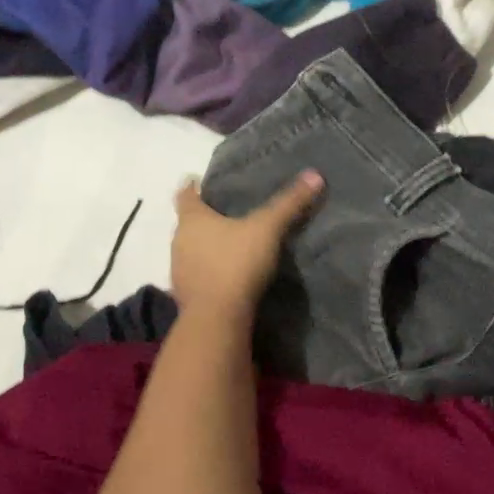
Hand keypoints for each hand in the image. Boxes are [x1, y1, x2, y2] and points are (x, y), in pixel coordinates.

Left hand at [170, 171, 323, 321]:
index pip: (185, 195)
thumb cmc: (236, 263)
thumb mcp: (267, 229)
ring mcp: (179, 270)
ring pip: (191, 250)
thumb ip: (289, 203)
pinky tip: (226, 275)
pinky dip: (209, 272)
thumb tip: (314, 175)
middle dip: (204, 218)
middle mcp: (178, 241)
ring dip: (206, 247)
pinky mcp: (185, 296)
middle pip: (188, 223)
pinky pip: (197, 275)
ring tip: (229, 244)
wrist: (216, 318)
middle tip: (226, 213)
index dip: (192, 187)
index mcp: (192, 219)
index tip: (198, 182)